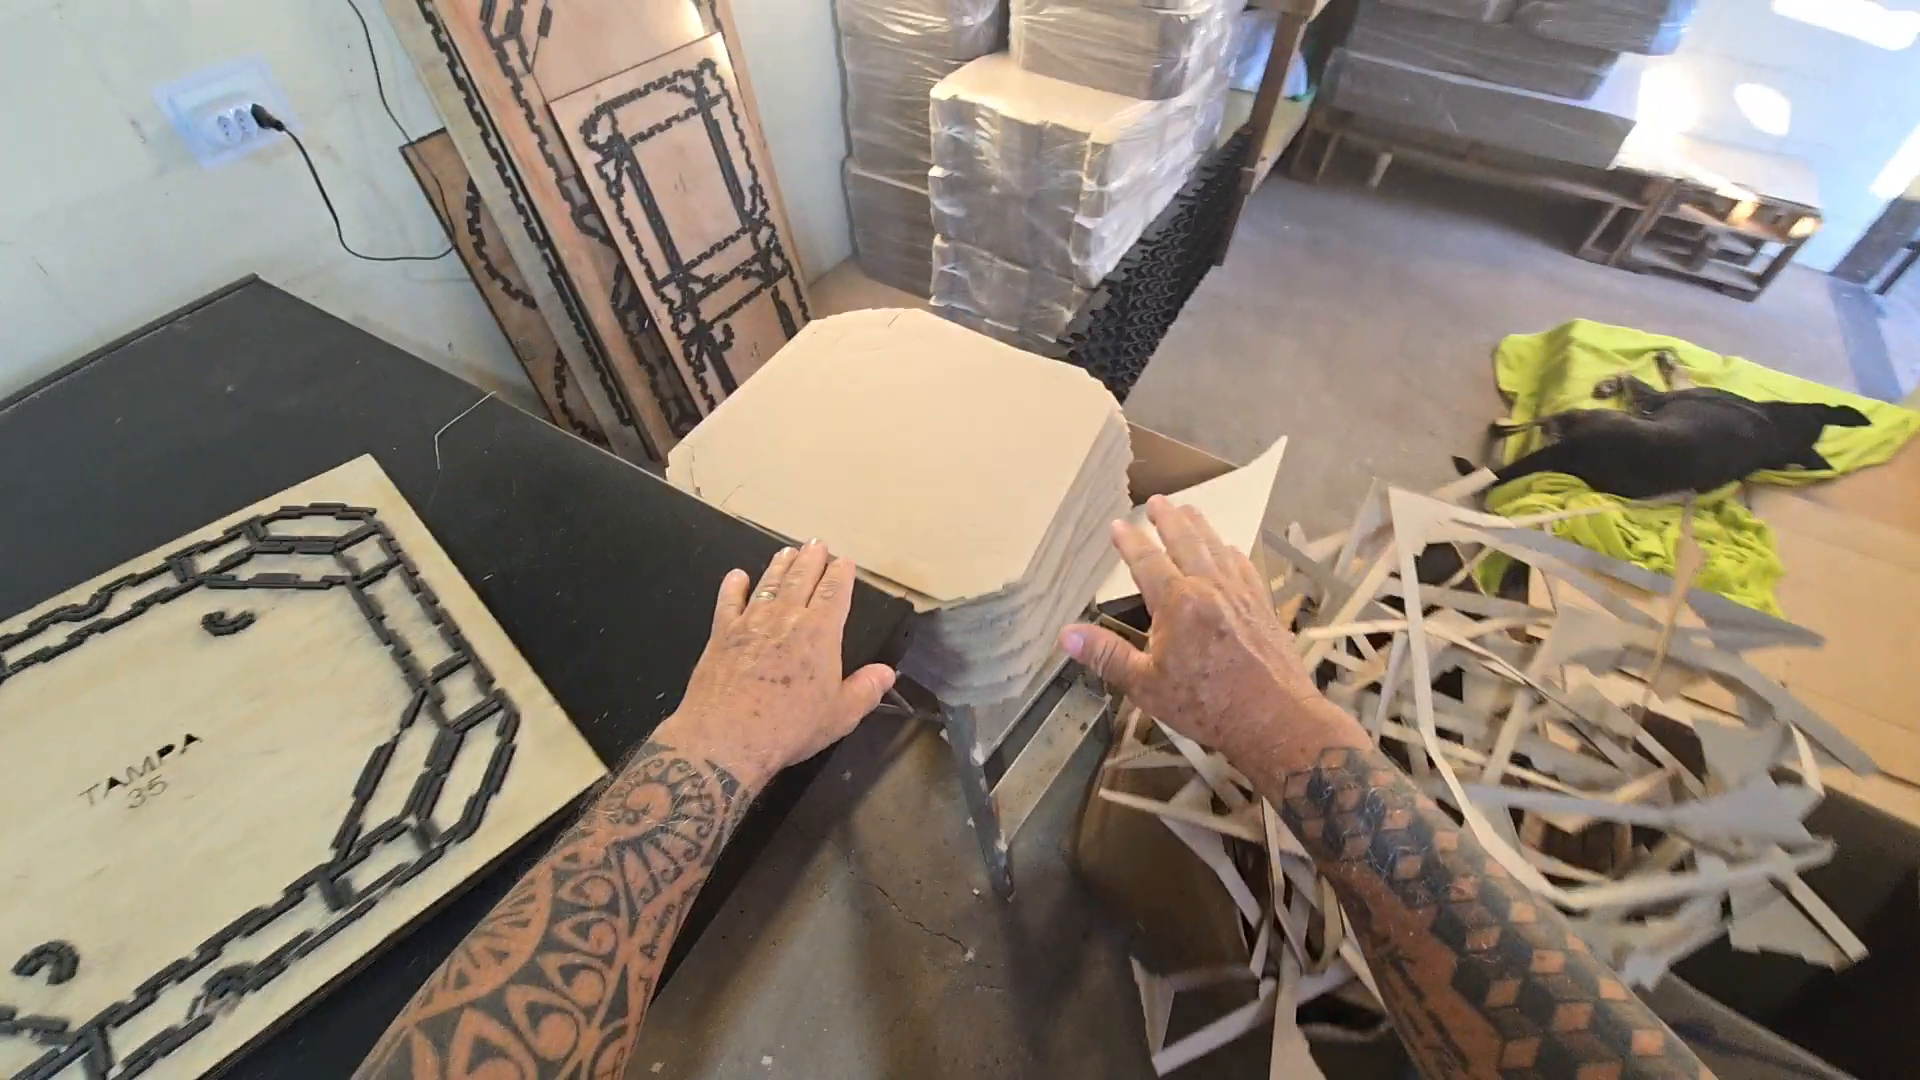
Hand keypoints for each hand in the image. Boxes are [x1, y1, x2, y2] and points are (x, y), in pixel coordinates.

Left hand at [669, 540, 895, 787]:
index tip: (844, 561)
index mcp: (820, 633)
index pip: (835, 592)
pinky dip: (734, 586)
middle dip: (811, 559)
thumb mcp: (840, 715)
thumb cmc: (789, 727)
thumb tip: (887, 673)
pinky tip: (737, 576)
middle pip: (802, 578)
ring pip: (769, 583)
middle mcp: (787, 618)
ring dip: (780, 565)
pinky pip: (728, 602)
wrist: (727, 738)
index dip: (841, 574)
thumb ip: (866, 690)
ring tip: (786, 551)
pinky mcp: (721, 634)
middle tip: (816, 543)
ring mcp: (751, 622)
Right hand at [1060, 497, 1362, 769]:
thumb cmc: (1207, 705)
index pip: (1147, 562)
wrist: (1275, 719)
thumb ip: (1107, 655)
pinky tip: (1231, 550)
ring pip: (1217, 549)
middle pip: (1186, 542)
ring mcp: (1241, 594)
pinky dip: (1232, 553)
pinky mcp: (1263, 607)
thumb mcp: (1146, 685)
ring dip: (1200, 527)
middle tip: (1157, 500)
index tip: (1118, 525)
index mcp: (1177, 603)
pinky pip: (1244, 567)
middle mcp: (1210, 588)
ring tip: (1190, 511)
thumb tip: (1066, 634)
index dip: (1130, 542)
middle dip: (1168, 520)